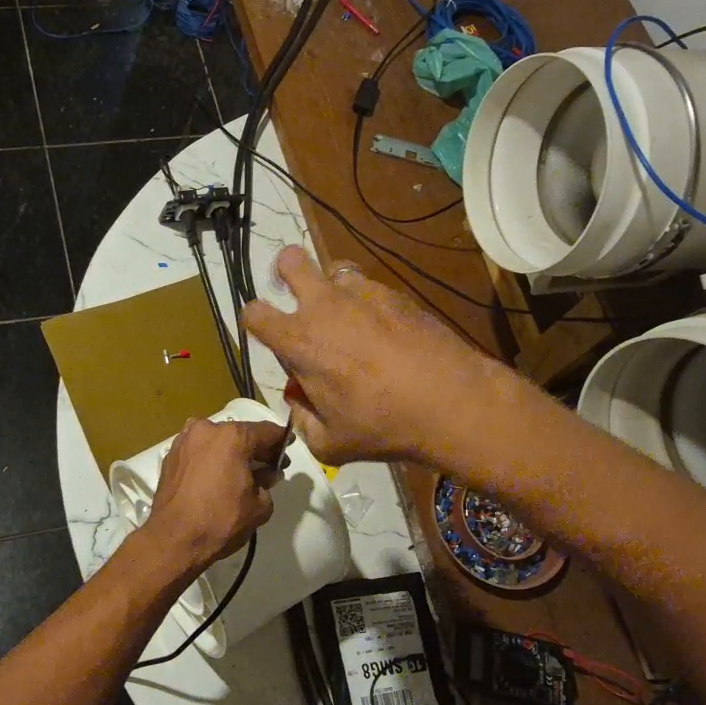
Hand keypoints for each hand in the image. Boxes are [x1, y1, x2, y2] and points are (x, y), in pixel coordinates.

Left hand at [138, 418, 285, 572]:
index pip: (266, 431)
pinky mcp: (170, 456)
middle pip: (240, 434)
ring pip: (217, 441)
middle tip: (269, 467)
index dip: (281, 440)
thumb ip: (268, 482)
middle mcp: (206, 429)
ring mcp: (184, 441)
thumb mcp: (259, 505)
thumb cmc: (220, 520)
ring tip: (243, 474)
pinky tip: (219, 477)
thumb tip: (266, 474)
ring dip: (232, 453)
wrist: (173, 539)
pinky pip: (200, 451)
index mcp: (231, 436)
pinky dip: (212, 459)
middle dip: (256, 449)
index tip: (289, 448)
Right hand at [243, 246, 503, 465]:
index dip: (256, 322)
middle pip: (289, 260)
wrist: (451, 401)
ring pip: (333, 271)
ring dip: (332, 291)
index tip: (269, 336)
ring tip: (349, 320)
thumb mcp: (328, 444)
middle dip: (287, 273)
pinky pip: (368, 287)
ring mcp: (362, 293)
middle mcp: (324, 306)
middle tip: (299, 298)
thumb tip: (300, 399)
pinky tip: (383, 331)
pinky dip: (367, 303)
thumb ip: (302, 419)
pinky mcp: (395, 293)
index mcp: (299, 342)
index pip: (254, 313)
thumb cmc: (382, 425)